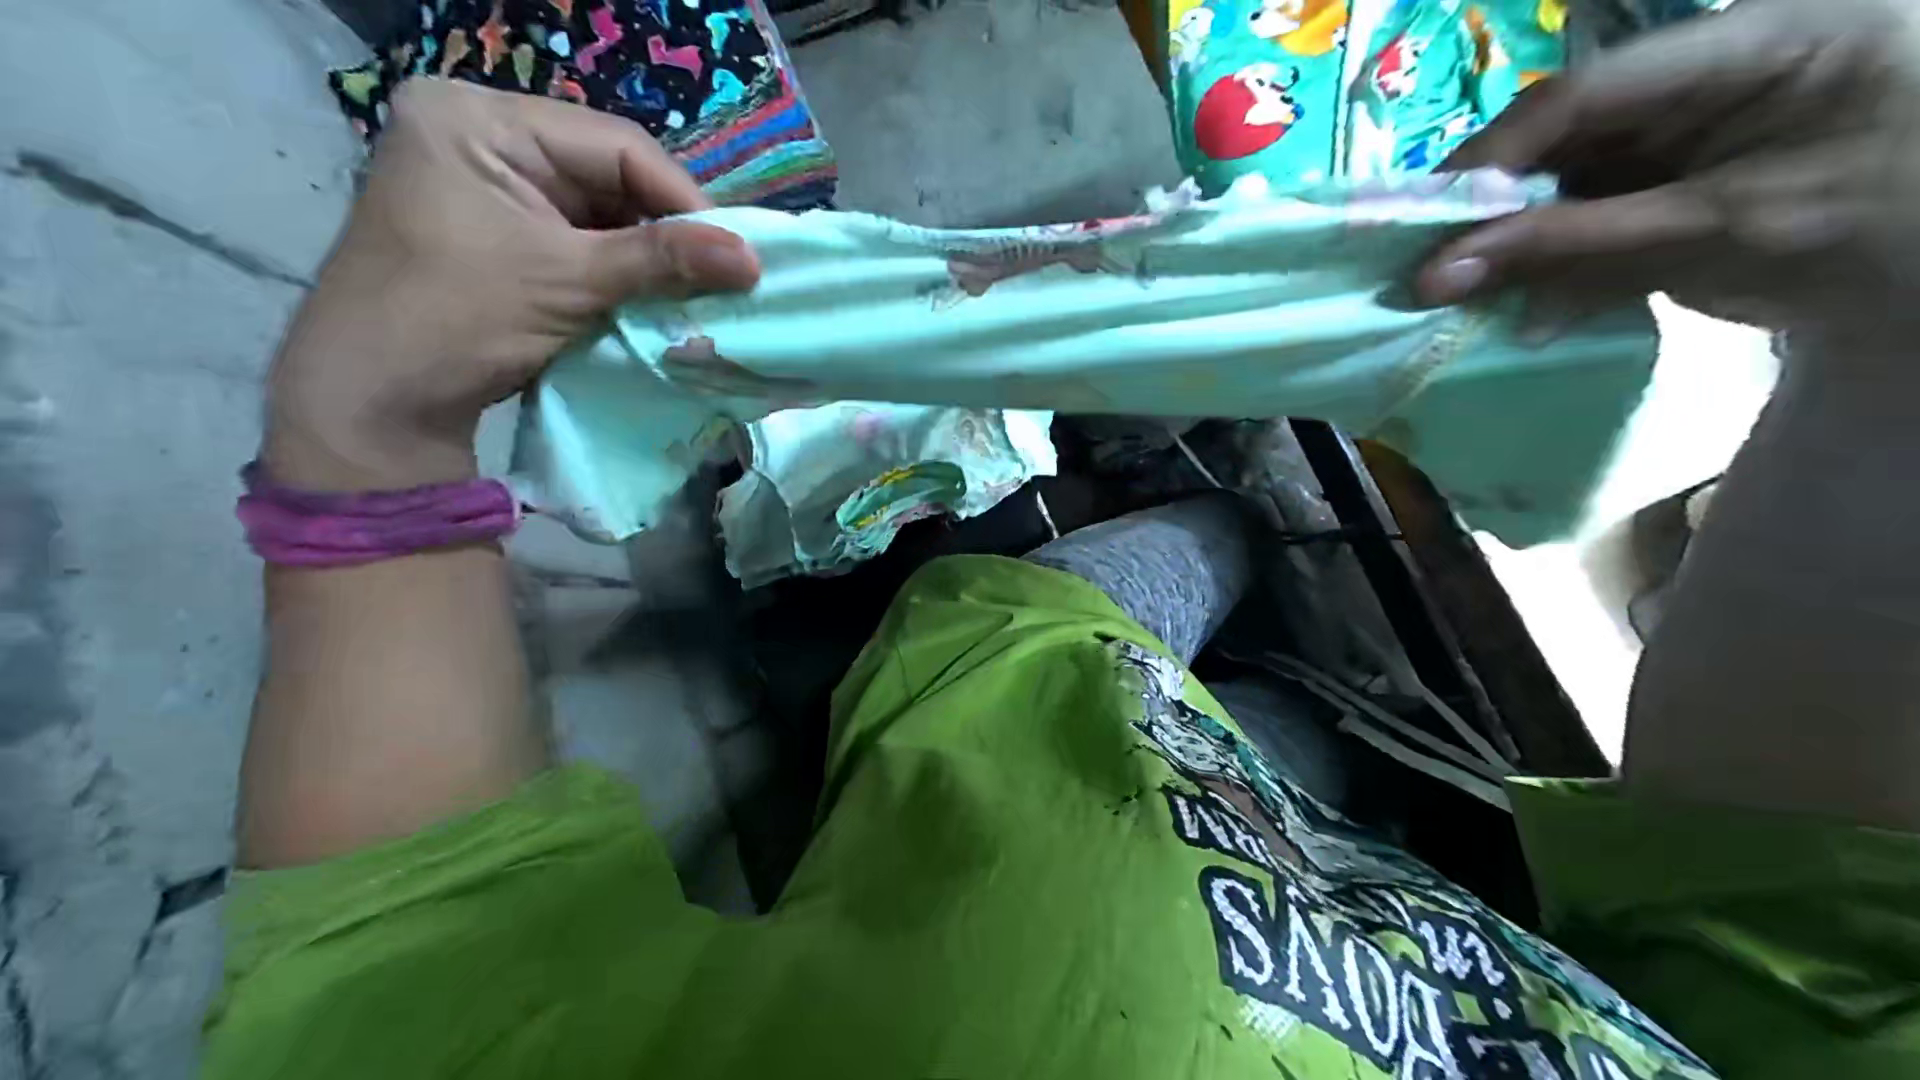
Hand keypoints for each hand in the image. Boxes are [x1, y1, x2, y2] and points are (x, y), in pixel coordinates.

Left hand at [264, 78, 760, 490]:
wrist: (378, 396)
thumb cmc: (459, 319)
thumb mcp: (569, 281)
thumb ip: (663, 261)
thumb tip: (753, 259)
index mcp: (480, 120)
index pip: (616, 145)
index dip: (685, 199)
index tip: (738, 251)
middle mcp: (486, 139)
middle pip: (612, 176)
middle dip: (670, 230)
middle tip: (724, 274)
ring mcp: (496, 188)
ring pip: (605, 213)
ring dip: (653, 256)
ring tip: (700, 289)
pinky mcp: (507, 234)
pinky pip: (586, 242)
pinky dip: (626, 272)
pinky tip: (659, 297)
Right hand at [1417, 0, 1919, 349]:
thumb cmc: (1877, 230)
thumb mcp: (1715, 232)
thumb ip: (1567, 248)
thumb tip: (1431, 277)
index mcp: (1757, 39)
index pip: (1583, 92)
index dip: (1491, 160)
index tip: (1423, 232)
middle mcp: (1698, 76)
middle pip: (1553, 138)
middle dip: (1486, 210)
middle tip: (1427, 270)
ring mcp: (1672, 133)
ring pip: (1550, 186)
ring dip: (1504, 249)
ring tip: (1460, 297)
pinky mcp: (1654, 182)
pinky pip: (1568, 222)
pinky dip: (1536, 269)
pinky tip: (1516, 308)